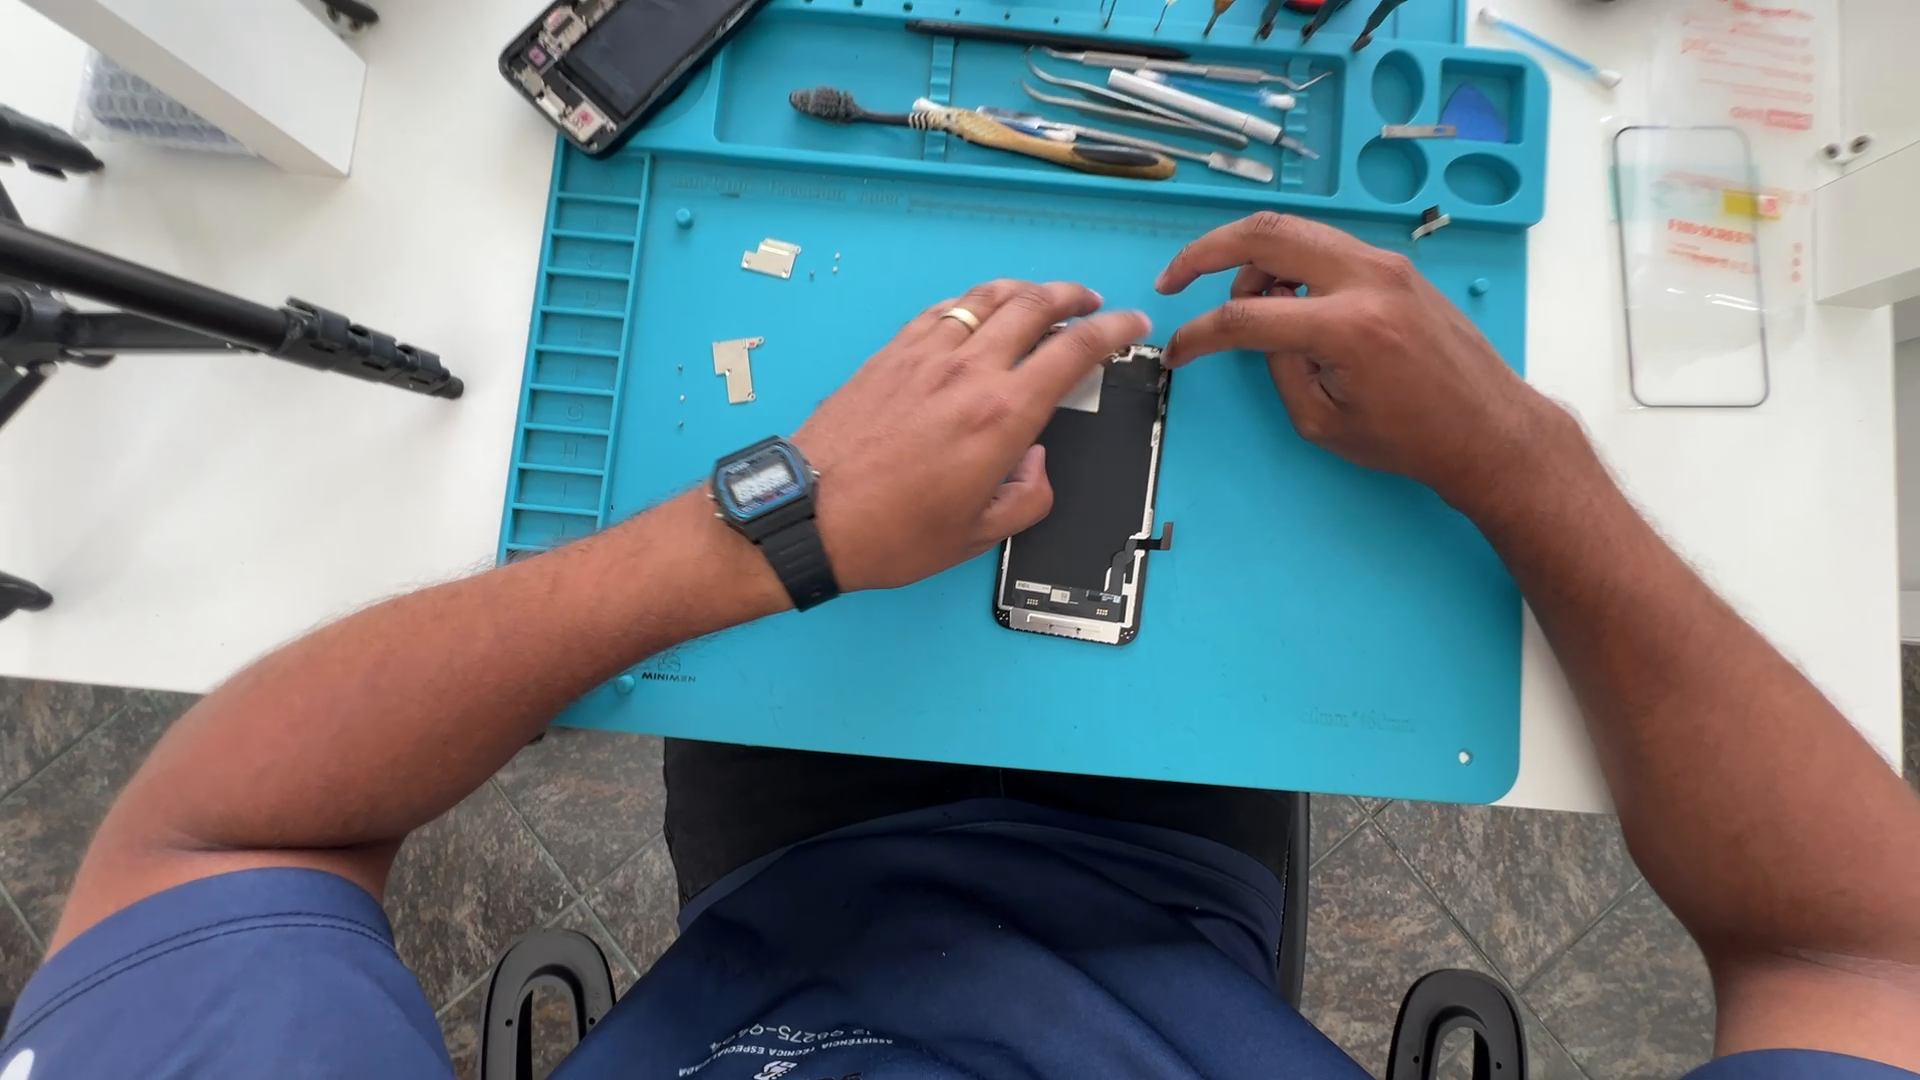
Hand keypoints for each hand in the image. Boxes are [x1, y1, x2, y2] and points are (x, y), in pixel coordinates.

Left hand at [792, 280, 1150, 591]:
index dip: (1113, 331)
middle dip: (1074, 298)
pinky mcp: (891, 354)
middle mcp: (968, 371)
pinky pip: (943, 310)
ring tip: (1041, 296)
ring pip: (988, 298)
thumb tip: (1035, 462)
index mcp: (1001, 416)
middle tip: (1090, 304)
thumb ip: (1028, 496)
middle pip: (1035, 306)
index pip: (1074, 351)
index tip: (1132, 324)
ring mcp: (926, 355)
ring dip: (1025, 290)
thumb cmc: (891, 532)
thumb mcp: (979, 536)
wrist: (811, 516)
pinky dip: (972, 302)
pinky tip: (976, 310)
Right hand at [1155, 212, 1563, 508]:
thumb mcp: (1319, 419)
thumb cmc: (1405, 439)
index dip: (1196, 335)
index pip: (1243, 317)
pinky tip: (1283, 300)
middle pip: (1266, 233)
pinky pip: (1324, 248)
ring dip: (1250, 260)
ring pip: (1294, 232)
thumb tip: (1259, 327)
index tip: (1175, 353)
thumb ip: (1278, 365)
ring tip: (1242, 306)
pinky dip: (1287, 264)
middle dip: (1205, 252)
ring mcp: (1387, 264)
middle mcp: (1368, 278)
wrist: (1488, 428)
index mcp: (1347, 328)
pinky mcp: (1395, 266)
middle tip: (1173, 279)